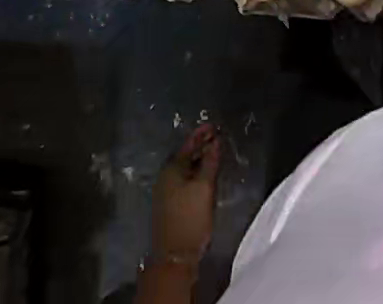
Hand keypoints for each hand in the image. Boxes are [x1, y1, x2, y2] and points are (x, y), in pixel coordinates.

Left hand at [150, 122, 220, 262]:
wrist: (174, 256)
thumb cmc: (190, 218)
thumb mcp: (204, 188)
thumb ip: (210, 163)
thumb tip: (215, 142)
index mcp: (172, 167)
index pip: (189, 144)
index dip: (202, 134)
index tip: (214, 125)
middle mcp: (166, 175)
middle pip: (186, 155)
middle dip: (201, 146)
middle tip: (217, 138)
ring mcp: (165, 190)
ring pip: (185, 168)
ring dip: (199, 160)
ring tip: (214, 154)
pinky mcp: (169, 203)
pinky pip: (184, 179)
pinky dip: (195, 173)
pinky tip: (204, 177)